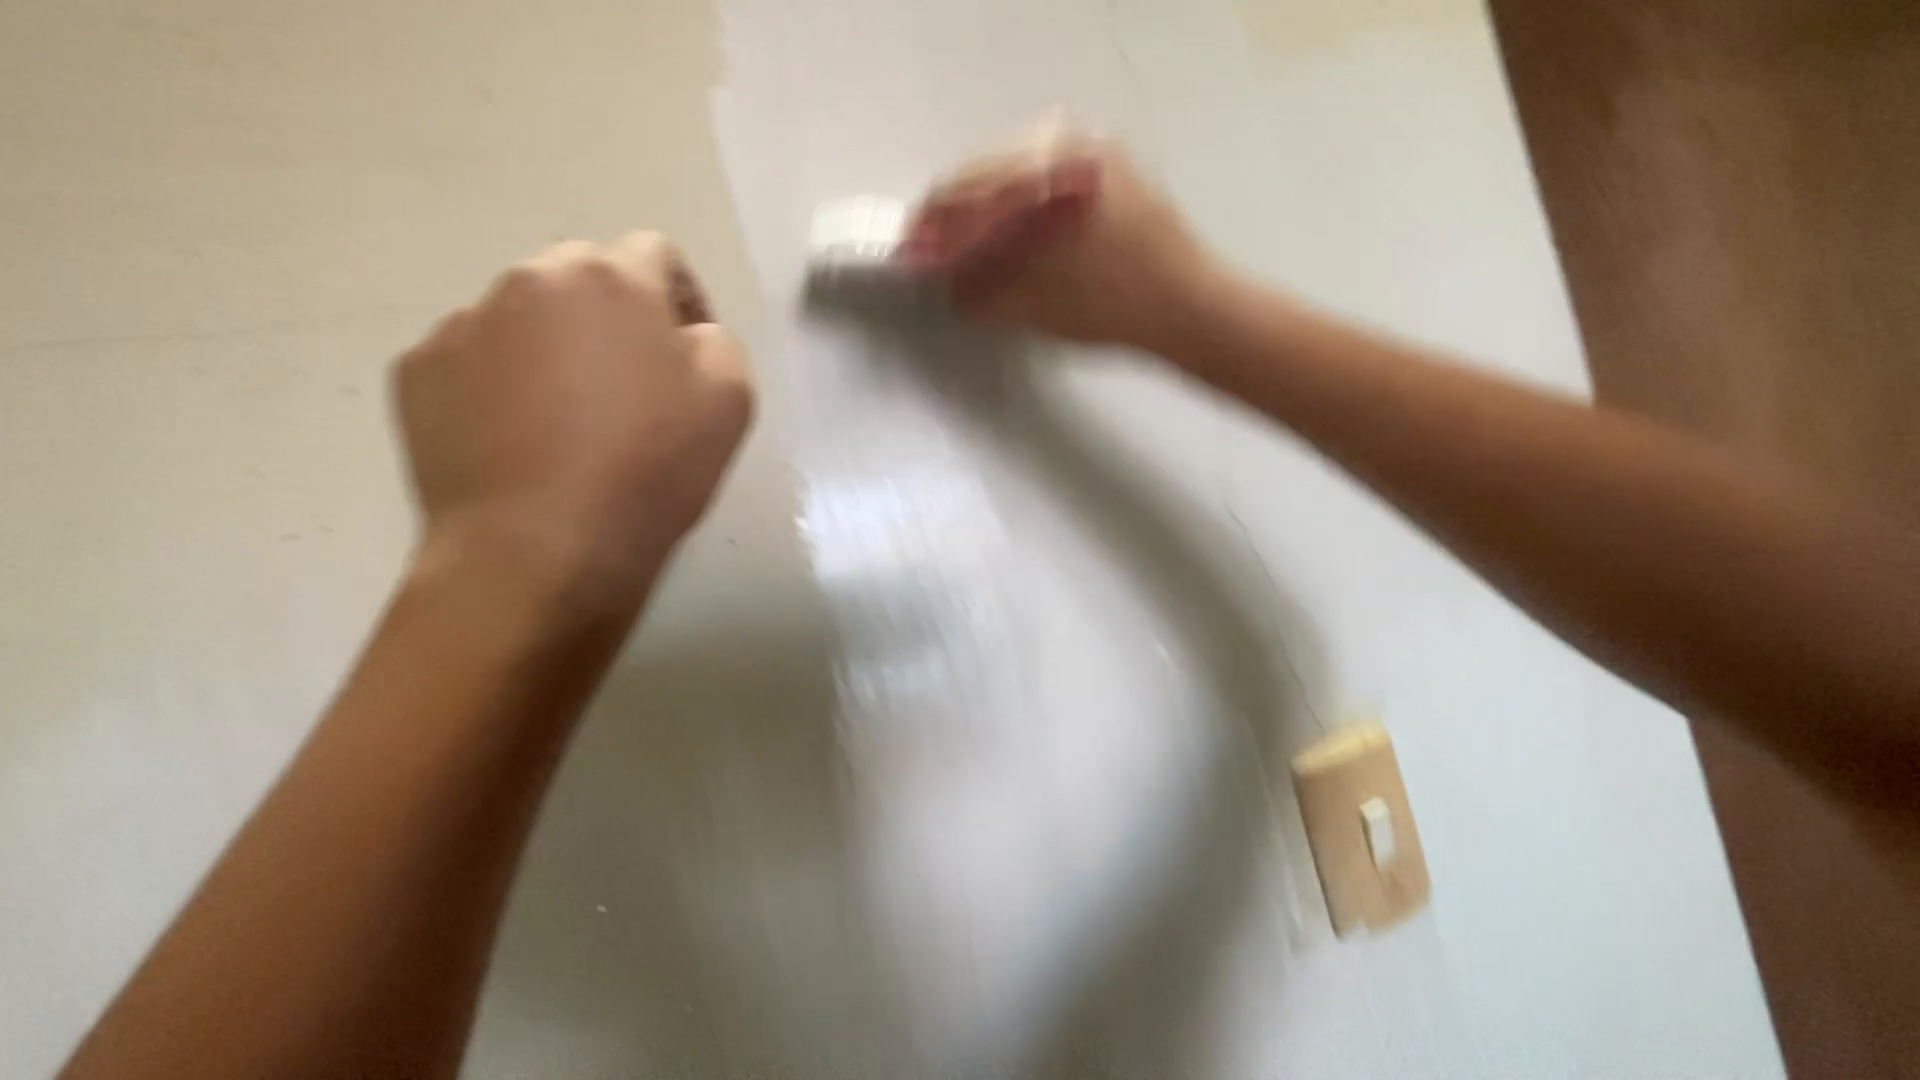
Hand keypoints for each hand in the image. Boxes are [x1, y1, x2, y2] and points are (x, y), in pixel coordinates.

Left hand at [394, 233, 753, 603]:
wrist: (541, 550)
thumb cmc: (648, 470)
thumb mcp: (731, 398)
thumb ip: (716, 340)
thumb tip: (682, 335)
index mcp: (610, 278)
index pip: (656, 255)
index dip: (682, 302)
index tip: (686, 360)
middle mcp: (528, 280)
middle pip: (583, 280)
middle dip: (611, 320)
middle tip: (628, 391)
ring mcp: (462, 325)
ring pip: (522, 319)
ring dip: (551, 350)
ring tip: (564, 425)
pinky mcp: (416, 374)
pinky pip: (472, 363)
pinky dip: (497, 387)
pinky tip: (516, 443)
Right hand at [903, 133, 1218, 351]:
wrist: (1193, 311)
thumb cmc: (1113, 307)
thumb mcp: (1030, 303)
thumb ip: (975, 284)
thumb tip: (940, 275)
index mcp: (1050, 165)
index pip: (968, 186)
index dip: (933, 224)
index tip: (912, 251)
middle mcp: (1073, 142)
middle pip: (989, 171)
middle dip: (957, 216)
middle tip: (935, 256)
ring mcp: (1096, 155)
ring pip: (1018, 174)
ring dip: (986, 211)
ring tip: (967, 252)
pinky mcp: (1112, 175)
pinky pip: (1048, 183)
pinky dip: (1021, 210)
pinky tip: (1010, 240)